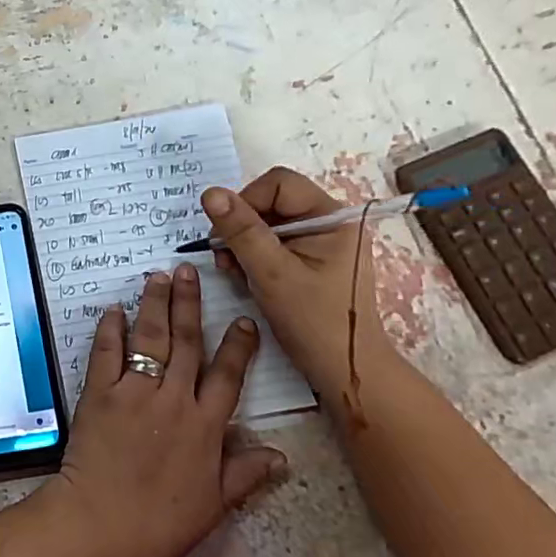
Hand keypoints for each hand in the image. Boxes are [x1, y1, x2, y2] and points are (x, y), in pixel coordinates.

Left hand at [28, 263, 287, 556]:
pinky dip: (111, 330)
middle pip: (187, 343)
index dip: (238, 347)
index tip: (243, 320)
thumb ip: (245, 473)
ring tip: (157, 277)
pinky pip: (107, 353)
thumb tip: (281, 456)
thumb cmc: (162, 524)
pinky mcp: (99, 393)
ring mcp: (135, 392)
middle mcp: (173, 400)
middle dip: (189, 304)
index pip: (228, 376)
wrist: (104, 528)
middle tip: (188, 270)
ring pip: (150, 339)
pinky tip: (114, 310)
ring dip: (154, 305)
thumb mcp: (214, 504)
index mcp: (205, 427)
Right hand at [200, 168, 380, 372]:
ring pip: (267, 223)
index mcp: (332, 217)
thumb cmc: (313, 322)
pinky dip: (253, 256)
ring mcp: (320, 243)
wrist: (345, 372)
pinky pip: (273, 243)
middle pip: (271, 201)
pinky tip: (246, 277)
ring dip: (243, 243)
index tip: (227, 234)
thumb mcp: (271, 272)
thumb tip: (210, 193)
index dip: (246, 201)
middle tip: (224, 257)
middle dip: (241, 226)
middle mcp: (328, 223)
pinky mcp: (310, 261)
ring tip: (233, 271)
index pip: (279, 184)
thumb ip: (240, 230)